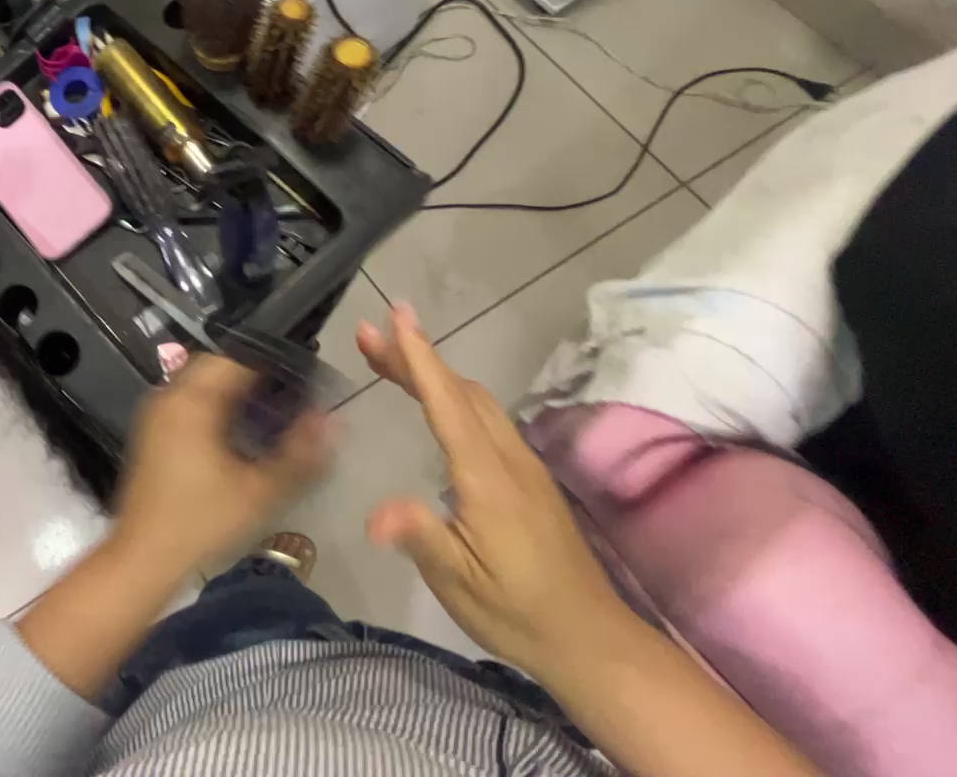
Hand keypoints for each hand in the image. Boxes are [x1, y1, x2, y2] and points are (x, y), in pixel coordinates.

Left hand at [113, 356, 334, 572]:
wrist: (143, 557)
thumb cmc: (201, 521)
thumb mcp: (259, 491)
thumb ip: (300, 454)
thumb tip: (333, 422)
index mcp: (191, 399)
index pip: (237, 357)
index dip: (273, 362)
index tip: (303, 379)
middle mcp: (169, 395)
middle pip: (218, 366)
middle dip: (255, 376)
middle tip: (290, 398)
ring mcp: (156, 413)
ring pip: (202, 384)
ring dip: (235, 392)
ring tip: (271, 414)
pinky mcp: (152, 432)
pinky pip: (189, 402)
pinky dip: (215, 407)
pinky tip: (239, 434)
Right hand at [355, 304, 640, 679]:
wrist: (589, 638)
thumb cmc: (516, 611)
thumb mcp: (459, 583)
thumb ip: (420, 538)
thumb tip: (373, 517)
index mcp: (487, 479)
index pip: (448, 405)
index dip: (420, 359)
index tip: (398, 316)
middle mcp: (507, 459)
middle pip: (459, 391)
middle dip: (414, 356)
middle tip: (367, 335)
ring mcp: (522, 464)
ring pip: (475, 399)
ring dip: (432, 371)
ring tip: (388, 358)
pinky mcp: (526, 475)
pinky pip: (484, 416)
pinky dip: (450, 392)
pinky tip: (433, 400)